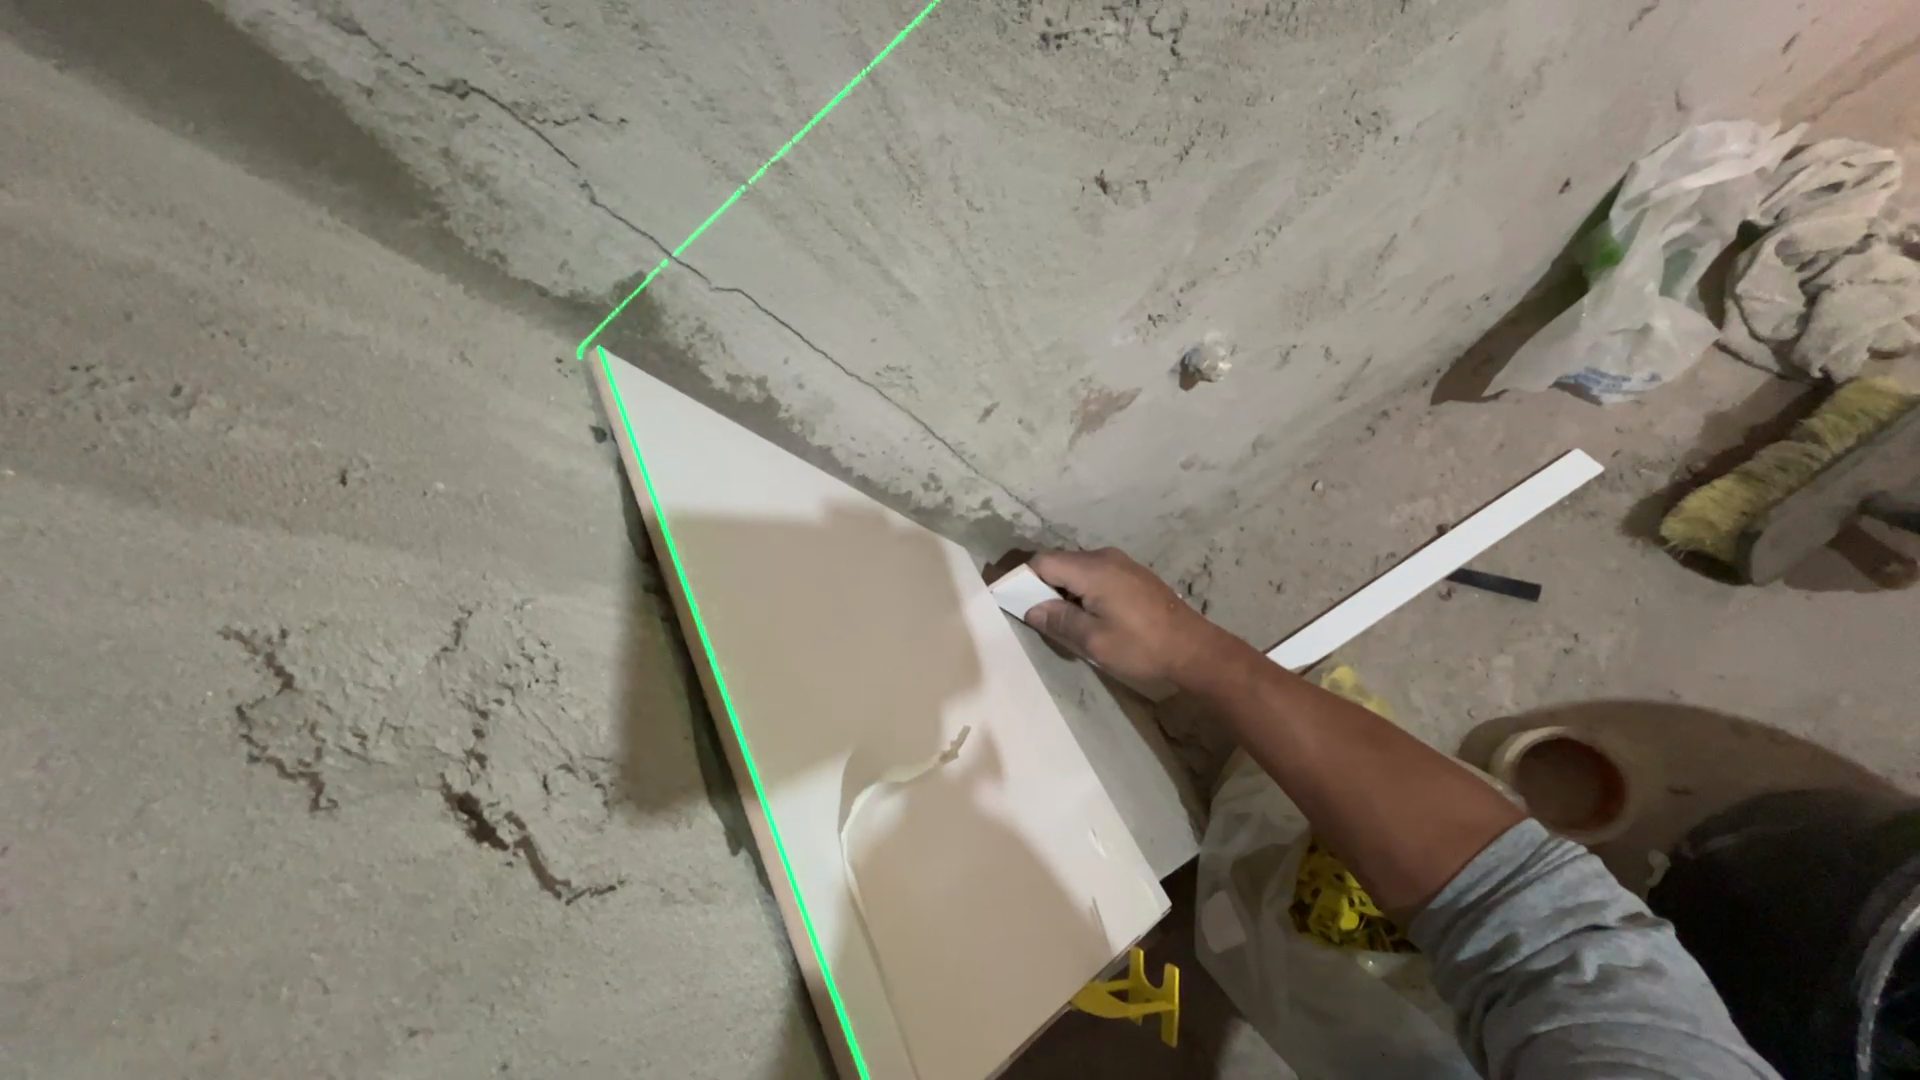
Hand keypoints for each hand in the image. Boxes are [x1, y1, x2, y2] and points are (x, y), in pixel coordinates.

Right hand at [1022, 548, 1237, 689]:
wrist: (1194, 650)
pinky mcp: (1133, 575)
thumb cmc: (1141, 647)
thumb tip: (1031, 607)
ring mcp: (1122, 564)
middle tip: (1033, 614)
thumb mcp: (1093, 640)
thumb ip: (1058, 619)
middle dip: (1042, 585)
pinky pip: (1095, 574)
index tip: (1011, 600)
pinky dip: (1081, 589)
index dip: (1023, 578)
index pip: (1043, 561)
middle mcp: (1105, 557)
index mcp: (1092, 570)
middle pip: (1059, 562)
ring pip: (1077, 568)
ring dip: (1063, 589)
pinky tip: (1087, 615)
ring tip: (1060, 619)